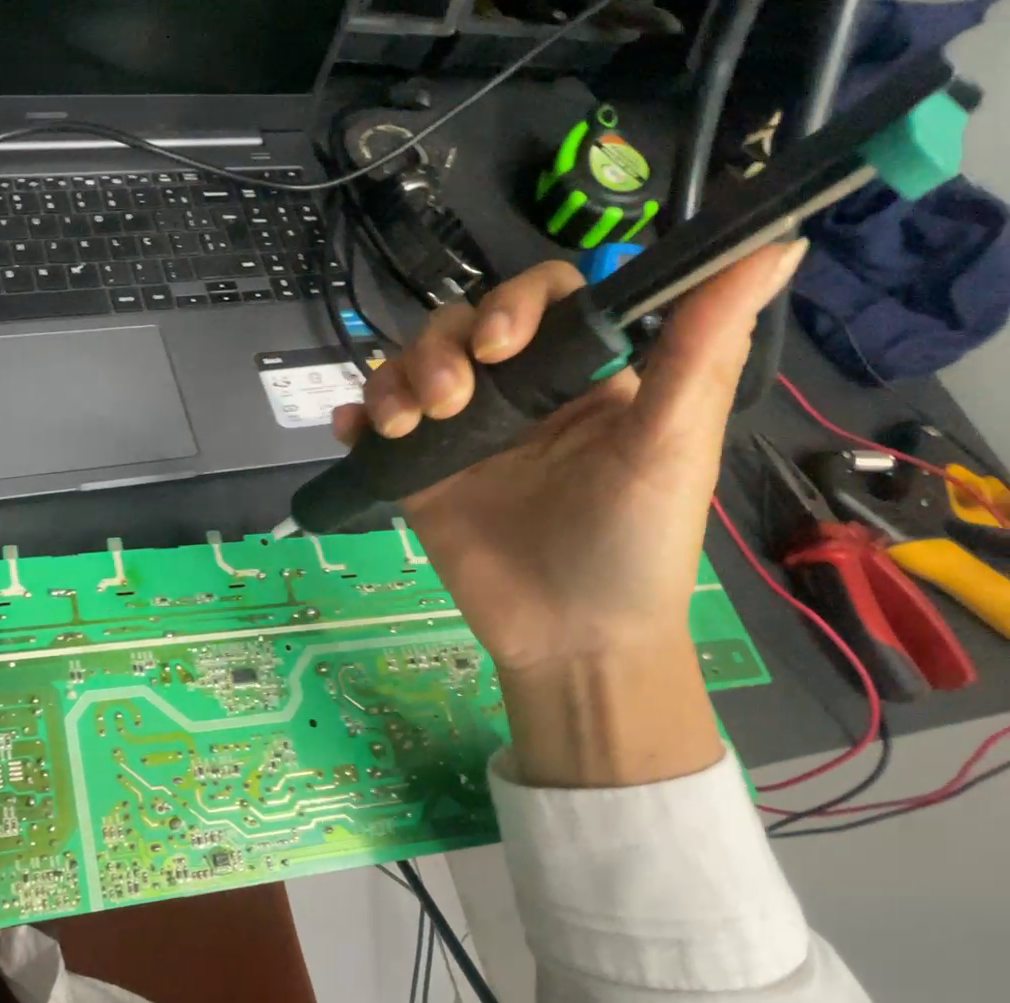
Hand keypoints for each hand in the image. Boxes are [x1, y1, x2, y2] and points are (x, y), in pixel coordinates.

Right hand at [332, 242, 806, 784]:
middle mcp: (513, 396)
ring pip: (408, 370)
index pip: (540, 300)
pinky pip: (374, 429)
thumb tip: (774, 241)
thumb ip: (702, 348)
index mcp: (578, 376)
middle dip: (438, 350)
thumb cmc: (635, 542)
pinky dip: (355, 419)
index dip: (512, 302)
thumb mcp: (673, 444)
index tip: (499, 345)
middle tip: (447, 402)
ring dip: (394, 381)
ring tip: (402, 427)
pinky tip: (352, 432)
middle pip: (456, 328)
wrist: (569, 637)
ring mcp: (458, 436)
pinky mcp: (416, 475)